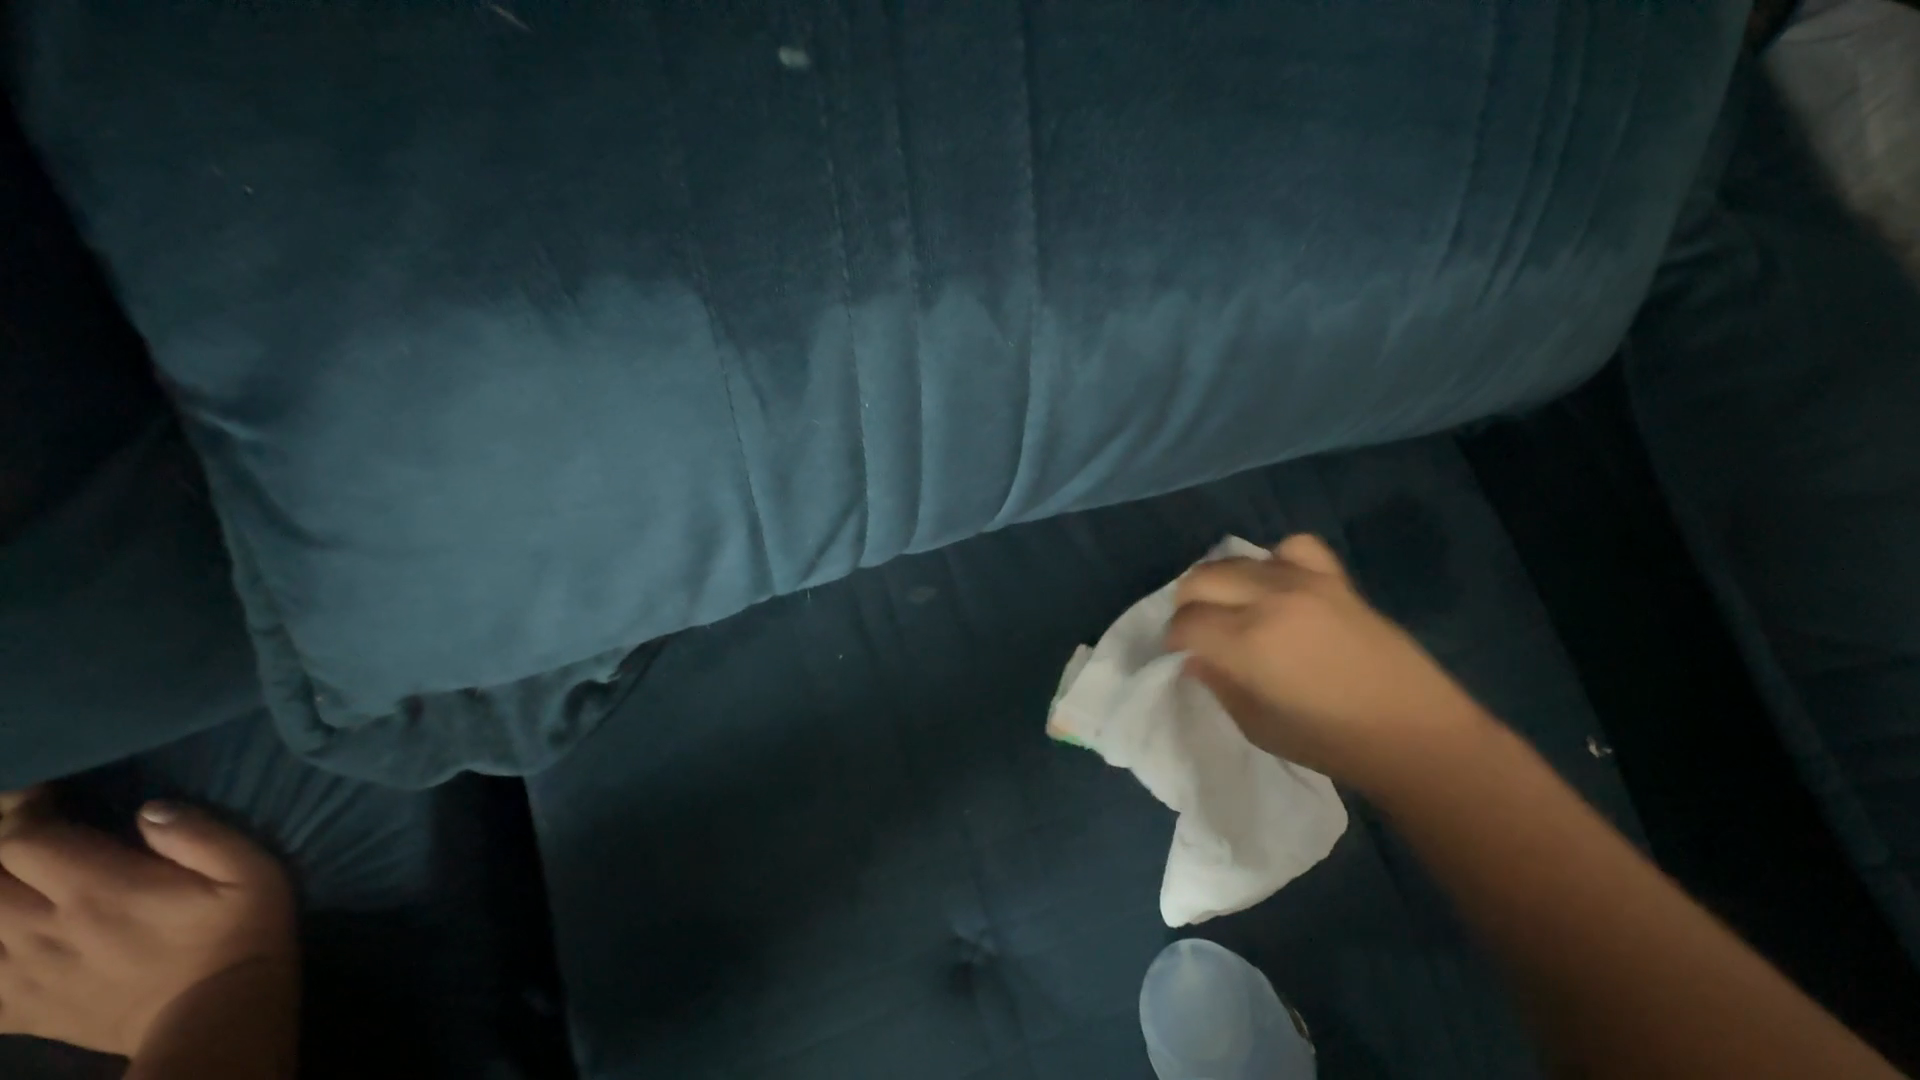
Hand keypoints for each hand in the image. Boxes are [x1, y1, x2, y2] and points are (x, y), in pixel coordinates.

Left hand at [0, 790, 296, 1057]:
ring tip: (23, 878)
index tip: (54, 794)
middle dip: (1, 848)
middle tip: (34, 831)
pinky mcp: (15, 1006)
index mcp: (97, 890)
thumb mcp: (251, 870)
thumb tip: (150, 809)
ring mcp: (20, 972)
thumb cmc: (241, 931)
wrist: (218, 1015)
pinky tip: (15, 930)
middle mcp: (41, 928)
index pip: (21, 838)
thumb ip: (200, 835)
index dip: (25, 807)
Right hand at [1166, 534, 1492, 790]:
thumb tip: (1197, 658)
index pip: (1185, 622)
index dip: (1175, 639)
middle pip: (1202, 578)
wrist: (1415, 733)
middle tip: (1200, 631)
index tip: (1181, 654)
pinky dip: (1276, 561)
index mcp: (1247, 642)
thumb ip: (1219, 685)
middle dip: (1189, 604)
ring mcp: (1306, 583)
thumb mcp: (1257, 726)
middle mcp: (1270, 600)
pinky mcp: (1337, 580)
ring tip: (1233, 608)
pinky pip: (1294, 547)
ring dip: (1223, 582)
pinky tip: (1278, 586)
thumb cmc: (1332, 742)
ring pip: (1238, 559)